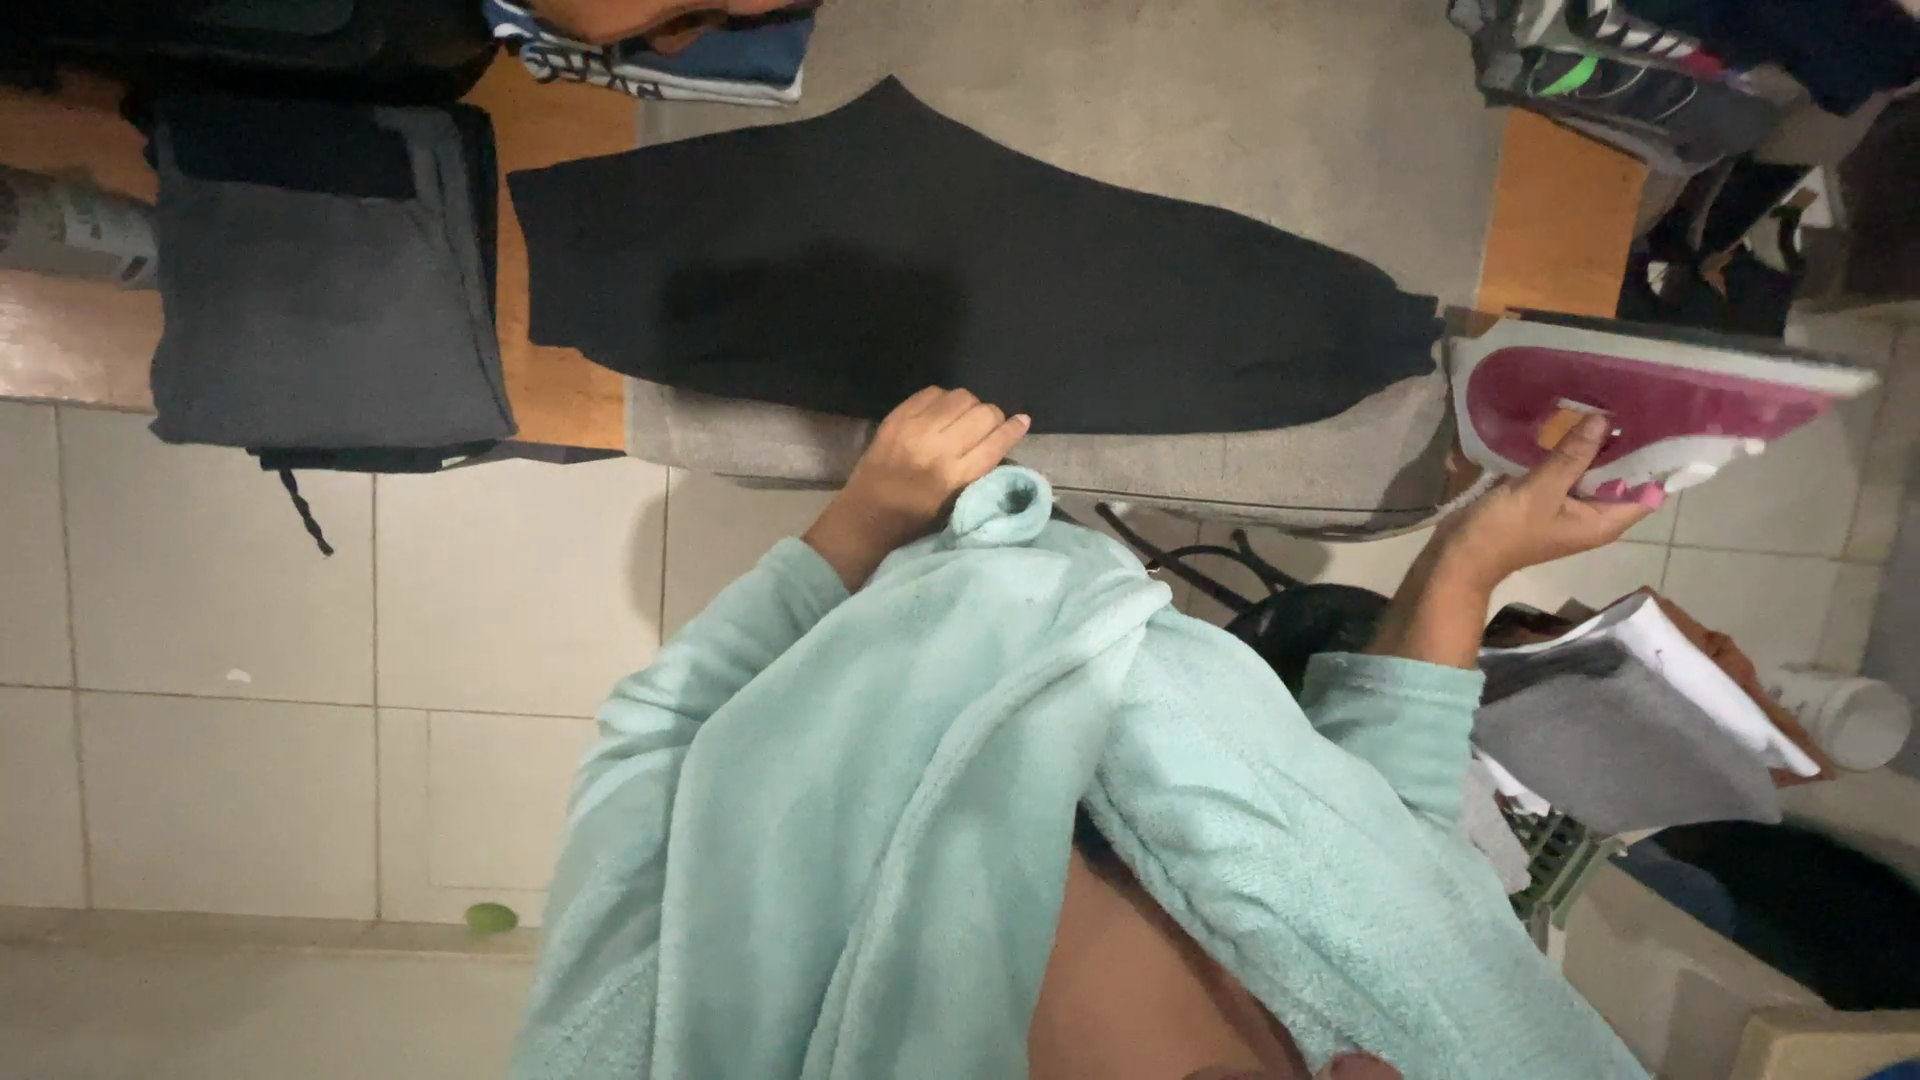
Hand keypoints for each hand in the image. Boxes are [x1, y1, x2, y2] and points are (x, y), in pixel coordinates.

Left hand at [804, 387, 1030, 588]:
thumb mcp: (955, 504)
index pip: (996, 442)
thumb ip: (979, 473)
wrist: (866, 515)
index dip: (1014, 428)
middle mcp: (938, 448)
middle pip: (984, 414)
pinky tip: (941, 413)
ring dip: (970, 405)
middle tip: (987, 425)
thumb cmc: (915, 520)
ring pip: (961, 397)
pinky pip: (933, 393)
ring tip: (964, 418)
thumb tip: (1002, 439)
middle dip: (993, 417)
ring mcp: (915, 429)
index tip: (1022, 421)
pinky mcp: (897, 417)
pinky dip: (944, 400)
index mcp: (955, 477)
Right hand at [1433, 412, 1656, 591]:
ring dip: (1590, 449)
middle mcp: (1593, 516)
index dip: (1656, 458)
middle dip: (1621, 447)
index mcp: (1604, 521)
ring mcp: (1567, 510)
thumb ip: (1571, 457)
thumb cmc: (1502, 531)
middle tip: (1622, 406)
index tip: (1655, 422)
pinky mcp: (1543, 503)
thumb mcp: (1538, 492)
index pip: (1649, 488)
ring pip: (1590, 474)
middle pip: (1620, 478)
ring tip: (1593, 411)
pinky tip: (1559, 433)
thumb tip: (1603, 420)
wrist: (1458, 555)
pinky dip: (1565, 458)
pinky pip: (1564, 477)